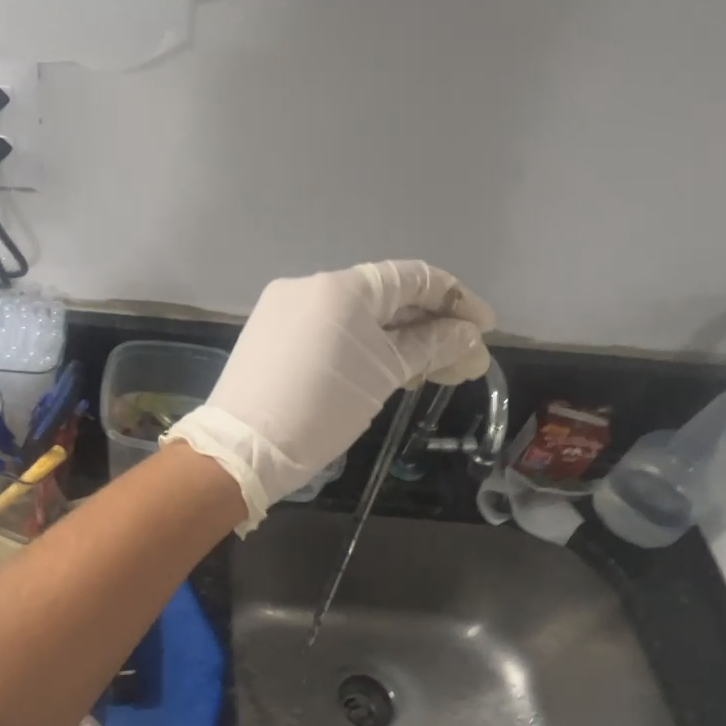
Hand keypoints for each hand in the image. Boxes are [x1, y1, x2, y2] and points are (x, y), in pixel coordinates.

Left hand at [162, 260, 493, 531]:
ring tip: (426, 370)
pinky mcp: (268, 334)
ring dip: (395, 338)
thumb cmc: (319, 410)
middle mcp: (309, 286)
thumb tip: (467, 334)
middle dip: (427, 325)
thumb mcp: (384, 377)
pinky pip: (326, 330)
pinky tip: (383, 369)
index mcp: (341, 287)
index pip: (412, 278)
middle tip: (460, 359)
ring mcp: (283, 309)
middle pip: (383, 295)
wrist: (242, 448)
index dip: (455, 300)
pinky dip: (360, 345)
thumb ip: (430, 346)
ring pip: (354, 315)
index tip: (484, 327)